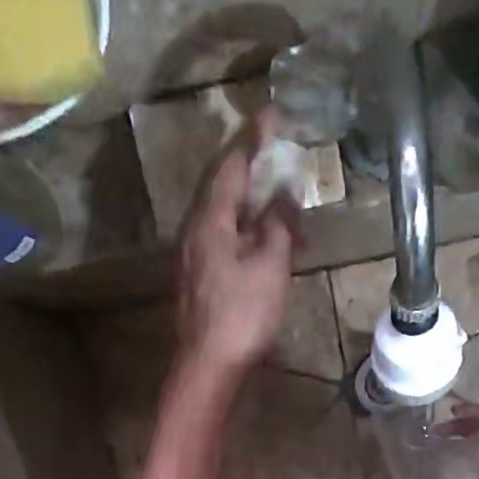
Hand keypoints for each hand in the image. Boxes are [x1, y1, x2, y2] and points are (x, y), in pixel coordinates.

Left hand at [176, 111, 297, 378]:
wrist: (210, 364)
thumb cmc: (243, 315)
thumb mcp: (270, 266)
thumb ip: (278, 225)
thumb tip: (284, 195)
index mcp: (210, 220)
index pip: (231, 165)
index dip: (253, 138)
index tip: (273, 114)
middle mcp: (195, 228)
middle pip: (221, 184)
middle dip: (249, 163)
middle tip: (276, 148)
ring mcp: (194, 252)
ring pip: (223, 210)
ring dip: (252, 199)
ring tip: (281, 197)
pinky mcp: (200, 273)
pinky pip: (223, 233)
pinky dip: (246, 225)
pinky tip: (265, 234)